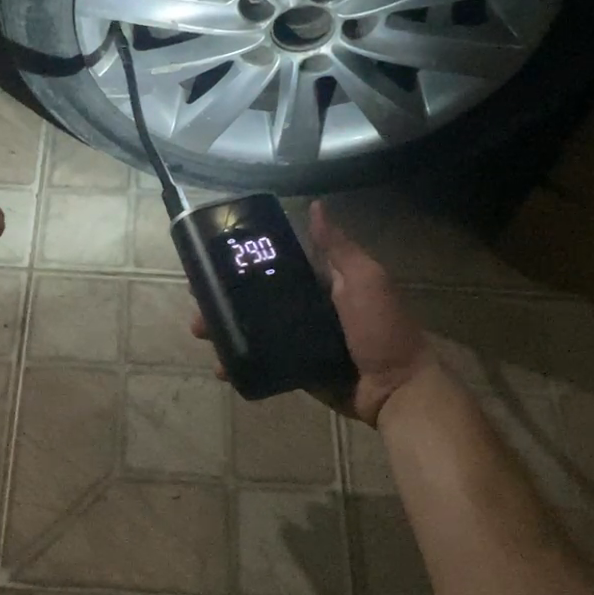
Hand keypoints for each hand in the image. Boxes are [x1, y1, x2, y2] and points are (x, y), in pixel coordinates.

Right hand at [191, 201, 432, 425]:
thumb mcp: (364, 280)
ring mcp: (298, 341)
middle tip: (197, 303)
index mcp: (320, 283)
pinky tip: (221, 366)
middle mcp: (306, 308)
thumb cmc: (381, 329)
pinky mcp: (295, 369)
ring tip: (202, 333)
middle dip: (224, 300)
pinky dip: (240, 363)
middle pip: (256, 299)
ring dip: (225, 331)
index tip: (211, 261)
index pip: (274, 266)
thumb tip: (316, 206)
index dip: (243, 263)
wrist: (396, 389)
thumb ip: (338, 249)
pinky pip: (262, 361)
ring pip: (253, 330)